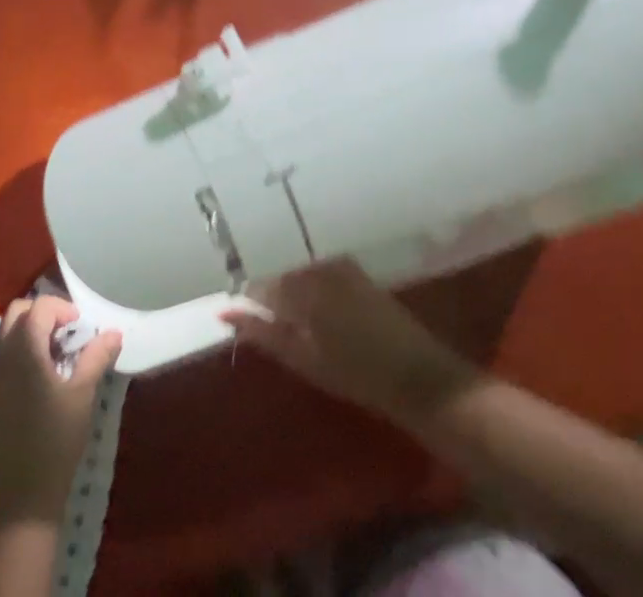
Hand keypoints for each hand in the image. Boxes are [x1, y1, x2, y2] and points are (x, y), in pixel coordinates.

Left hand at [0, 296, 122, 523]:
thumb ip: (96, 357)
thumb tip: (113, 333)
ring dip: (32, 327)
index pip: (39, 307)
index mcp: (25, 349)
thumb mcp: (83, 394)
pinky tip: (45, 368)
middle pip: (18, 311)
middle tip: (70, 331)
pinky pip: (5, 349)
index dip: (62, 308)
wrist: (26, 483)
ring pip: (8, 329)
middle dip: (44, 312)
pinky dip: (23, 344)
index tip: (82, 325)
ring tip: (60, 349)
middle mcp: (4, 352)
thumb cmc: (57, 437)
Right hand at [220, 259, 478, 425]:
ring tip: (280, 306)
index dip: (243, 293)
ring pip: (296, 265)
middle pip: (276, 266)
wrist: (421, 377)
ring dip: (284, 279)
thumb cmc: (356, 374)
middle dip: (263, 282)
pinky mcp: (356, 273)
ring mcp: (339, 266)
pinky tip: (307, 300)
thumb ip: (260, 331)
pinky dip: (305, 277)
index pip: (255, 279)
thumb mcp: (302, 358)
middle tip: (255, 308)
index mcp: (299, 286)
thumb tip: (221, 312)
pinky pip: (316, 265)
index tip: (236, 308)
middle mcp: (316, 267)